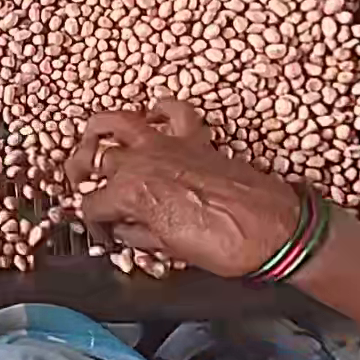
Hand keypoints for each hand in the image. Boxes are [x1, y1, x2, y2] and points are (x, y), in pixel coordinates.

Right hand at [63, 98, 302, 277]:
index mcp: (130, 193)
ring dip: (100, 129)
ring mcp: (167, 146)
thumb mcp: (169, 249)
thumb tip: (122, 230)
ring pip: (118, 122)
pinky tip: (153, 117)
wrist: (277, 232)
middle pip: (94, 161)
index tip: (102, 233)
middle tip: (86, 190)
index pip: (91, 204)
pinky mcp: (194, 140)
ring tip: (93, 139)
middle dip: (82, 176)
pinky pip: (174, 112)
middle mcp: (141, 162)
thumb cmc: (225, 245)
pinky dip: (161, 109)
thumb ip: (137, 234)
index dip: (92, 222)